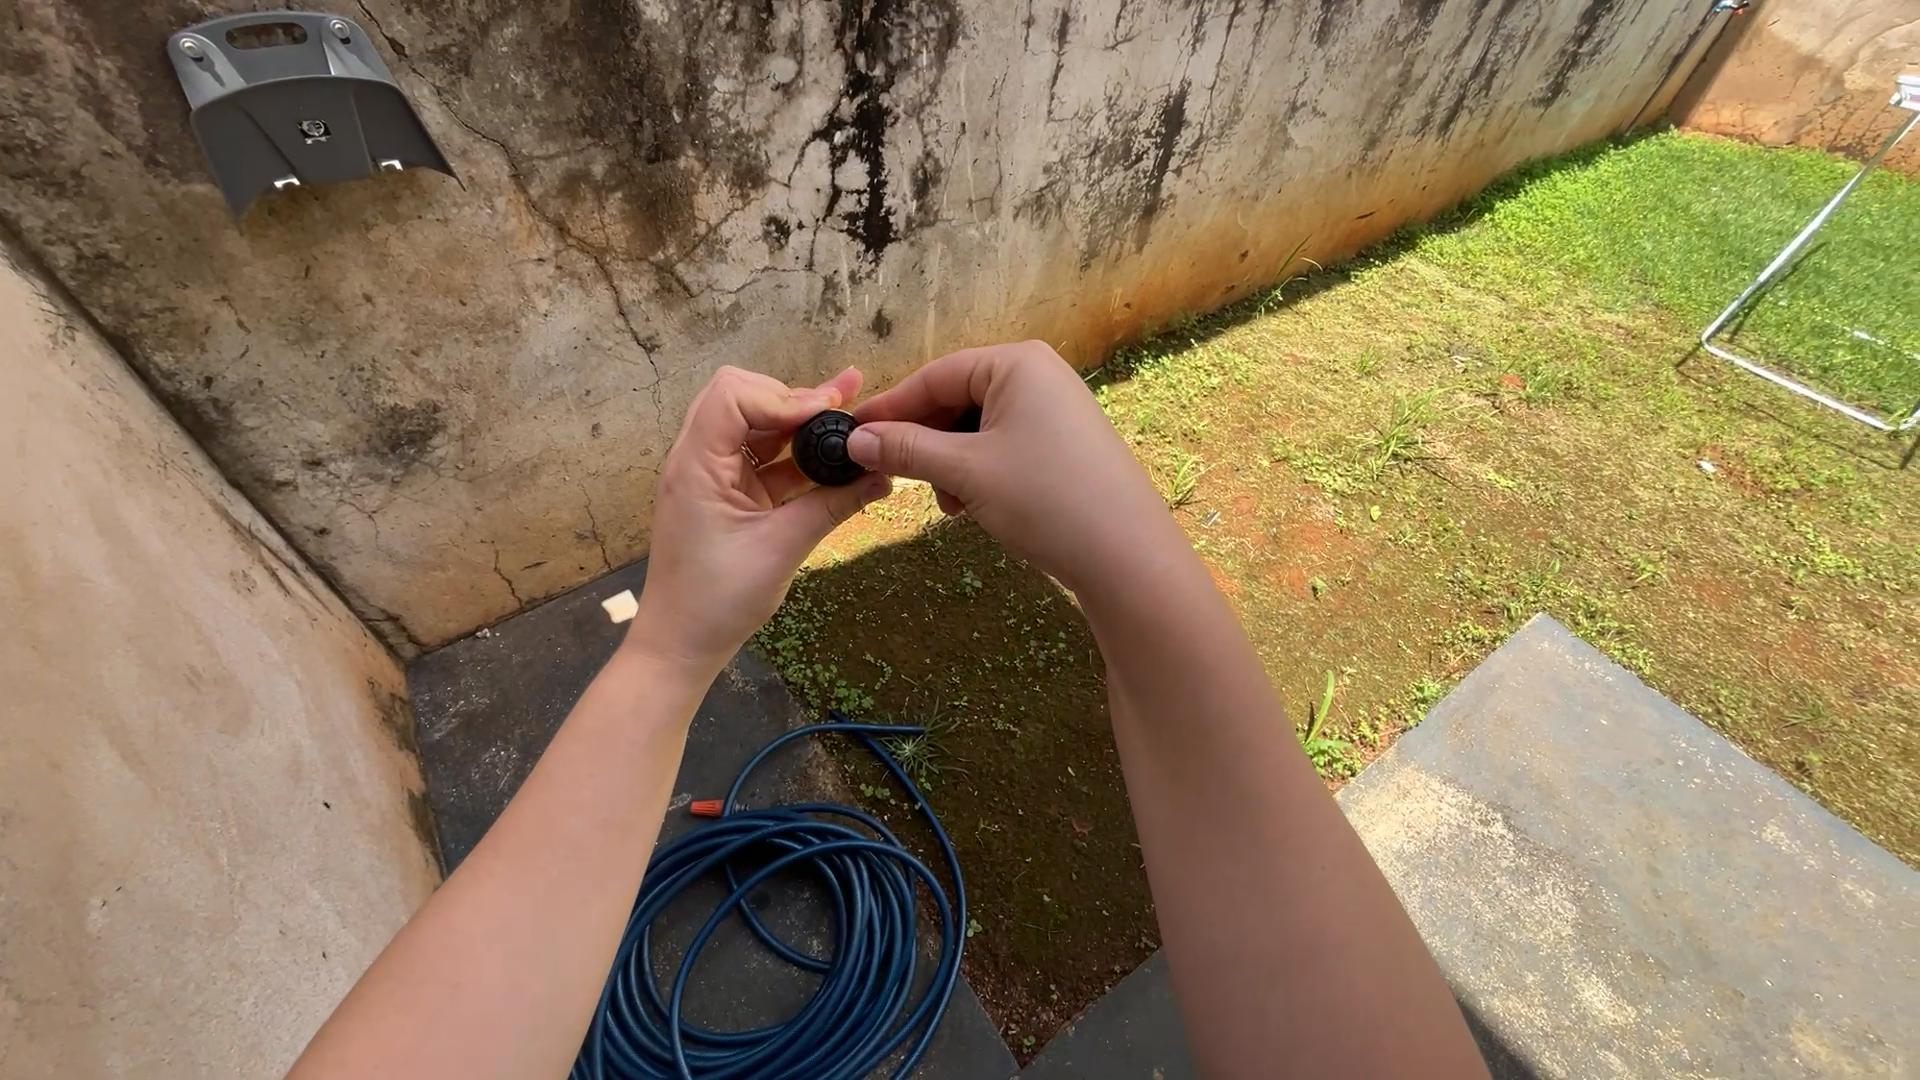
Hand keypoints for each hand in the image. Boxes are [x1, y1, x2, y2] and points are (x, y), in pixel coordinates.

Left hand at [629, 366, 891, 674]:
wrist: (682, 644)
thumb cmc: (719, 600)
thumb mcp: (783, 547)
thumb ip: (833, 505)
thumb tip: (882, 477)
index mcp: (697, 466)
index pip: (733, 396)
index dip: (784, 396)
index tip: (828, 414)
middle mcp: (700, 460)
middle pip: (743, 398)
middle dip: (794, 399)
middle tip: (844, 405)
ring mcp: (714, 477)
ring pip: (757, 427)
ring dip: (800, 423)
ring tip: (849, 414)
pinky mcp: (729, 496)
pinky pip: (765, 460)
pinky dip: (797, 455)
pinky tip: (834, 456)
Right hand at [848, 341, 1179, 595]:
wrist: (1125, 555)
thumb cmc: (1044, 498)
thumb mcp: (967, 471)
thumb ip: (907, 449)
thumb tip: (854, 440)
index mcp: (1017, 363)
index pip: (936, 375)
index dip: (891, 407)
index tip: (853, 436)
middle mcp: (1038, 377)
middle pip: (957, 401)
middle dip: (927, 443)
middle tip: (902, 478)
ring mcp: (1055, 412)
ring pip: (977, 430)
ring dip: (952, 465)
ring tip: (953, 504)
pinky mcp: (1062, 447)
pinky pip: (1003, 448)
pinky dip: (980, 474)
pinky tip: (977, 507)